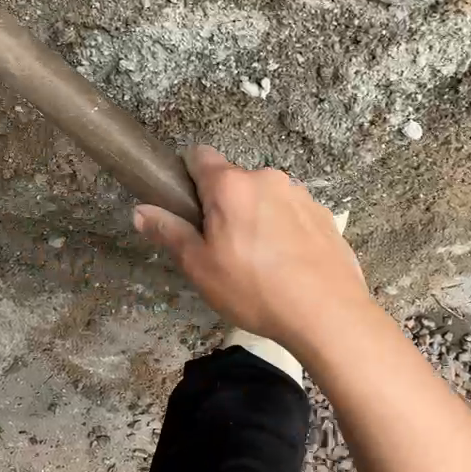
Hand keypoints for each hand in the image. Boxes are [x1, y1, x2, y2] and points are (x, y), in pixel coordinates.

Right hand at [133, 146, 374, 356]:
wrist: (330, 316)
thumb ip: (169, 232)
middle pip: (232, 181)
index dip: (188, 177)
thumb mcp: (199, 266)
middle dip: (223, 205)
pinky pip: (291, 214)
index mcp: (230, 185)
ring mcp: (300, 195)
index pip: (199, 155)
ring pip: (263, 198)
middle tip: (221, 248)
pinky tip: (287, 266)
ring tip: (258, 262)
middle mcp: (266, 179)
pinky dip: (284, 230)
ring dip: (255, 217)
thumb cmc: (255, 289)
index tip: (189, 209)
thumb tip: (140, 211)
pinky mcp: (325, 216)